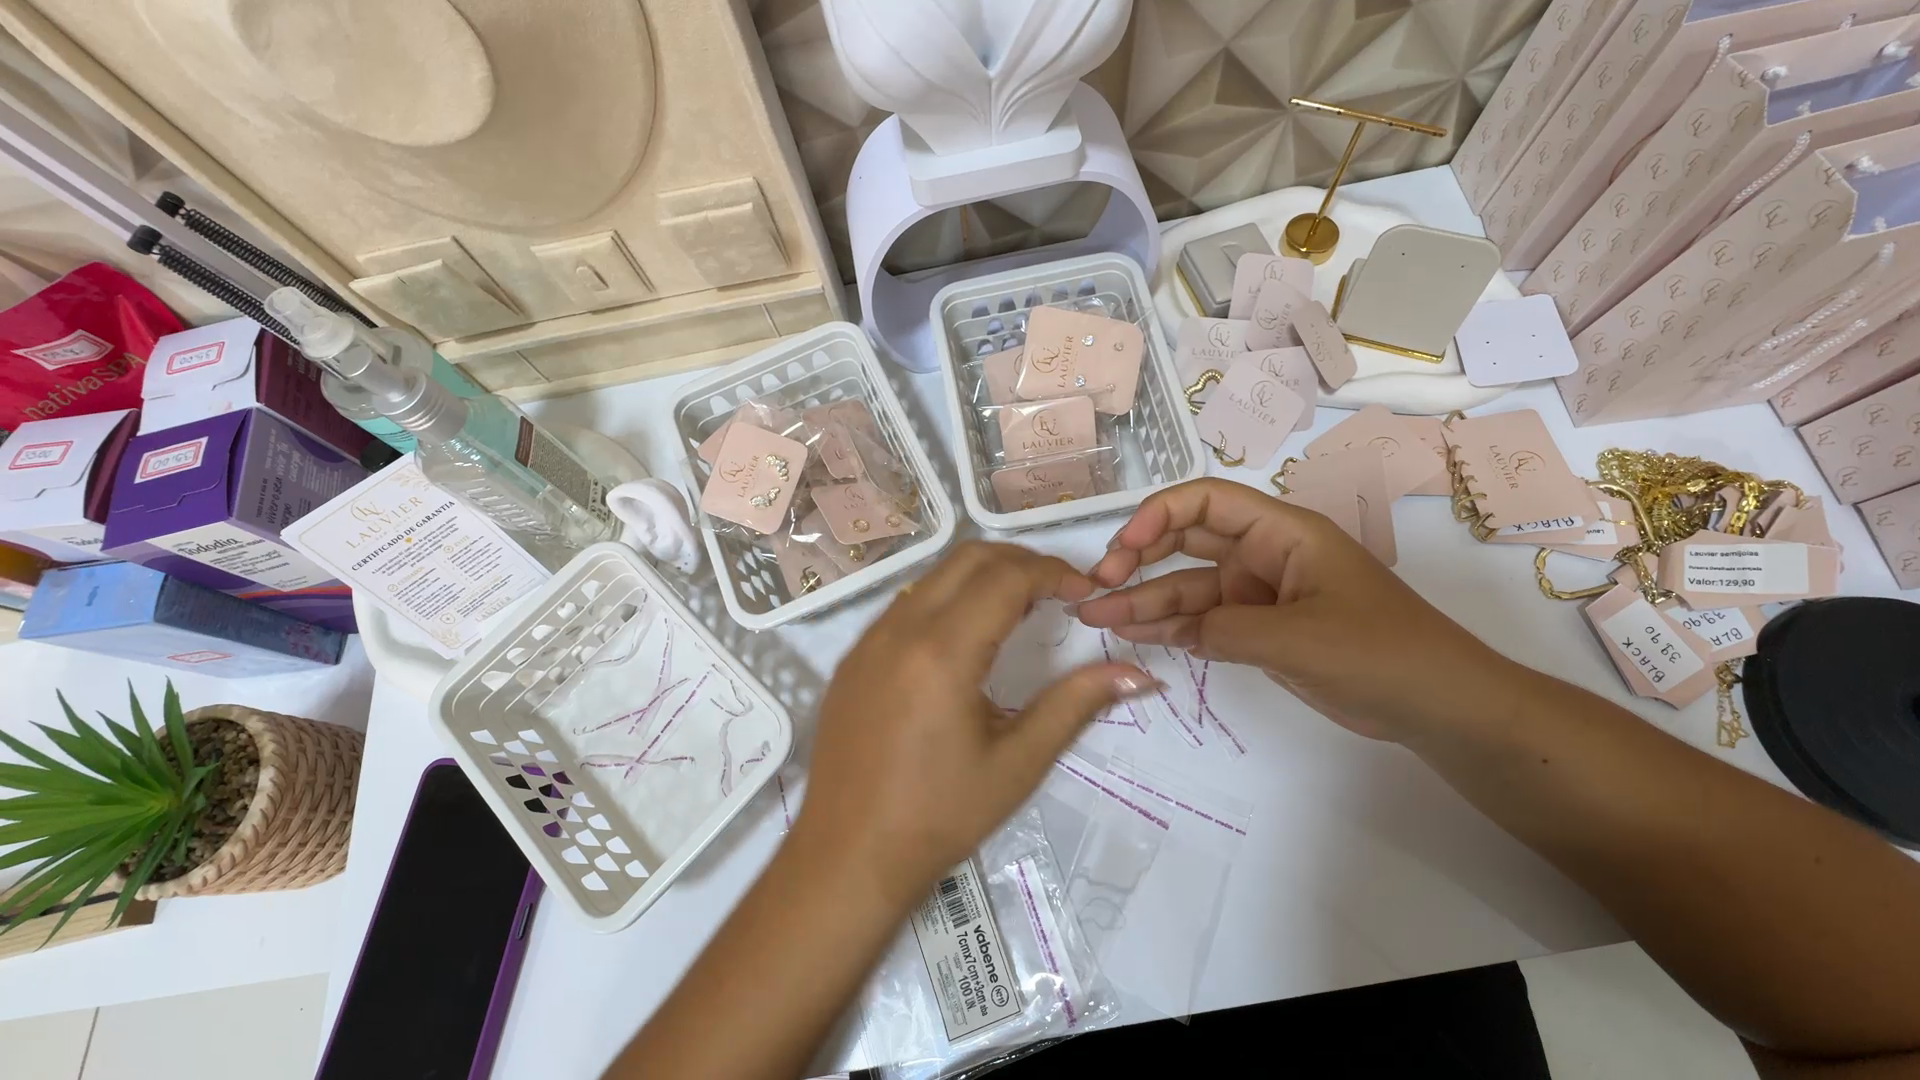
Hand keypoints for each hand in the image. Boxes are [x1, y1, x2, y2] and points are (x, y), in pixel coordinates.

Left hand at [795, 541, 1158, 900]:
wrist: (848, 856)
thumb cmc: (939, 816)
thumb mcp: (1017, 763)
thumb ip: (1075, 704)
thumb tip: (1138, 674)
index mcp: (942, 652)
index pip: (1006, 578)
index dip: (1053, 573)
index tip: (1087, 592)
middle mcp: (899, 630)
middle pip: (968, 559)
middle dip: (1020, 561)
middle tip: (1059, 592)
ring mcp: (867, 642)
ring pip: (933, 577)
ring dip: (981, 577)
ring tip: (1020, 610)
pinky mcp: (852, 661)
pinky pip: (905, 605)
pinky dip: (946, 600)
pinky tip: (966, 642)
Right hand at [1073, 478, 1511, 741]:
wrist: (1436, 705)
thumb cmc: (1380, 652)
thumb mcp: (1297, 637)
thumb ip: (1225, 629)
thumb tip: (1179, 630)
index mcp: (1282, 533)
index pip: (1206, 502)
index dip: (1157, 516)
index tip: (1122, 550)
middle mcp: (1264, 556)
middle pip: (1186, 541)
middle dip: (1138, 558)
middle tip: (1096, 586)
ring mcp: (1258, 595)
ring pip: (1187, 588)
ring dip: (1143, 600)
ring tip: (1094, 617)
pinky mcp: (1257, 631)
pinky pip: (1201, 623)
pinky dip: (1168, 629)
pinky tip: (1131, 635)